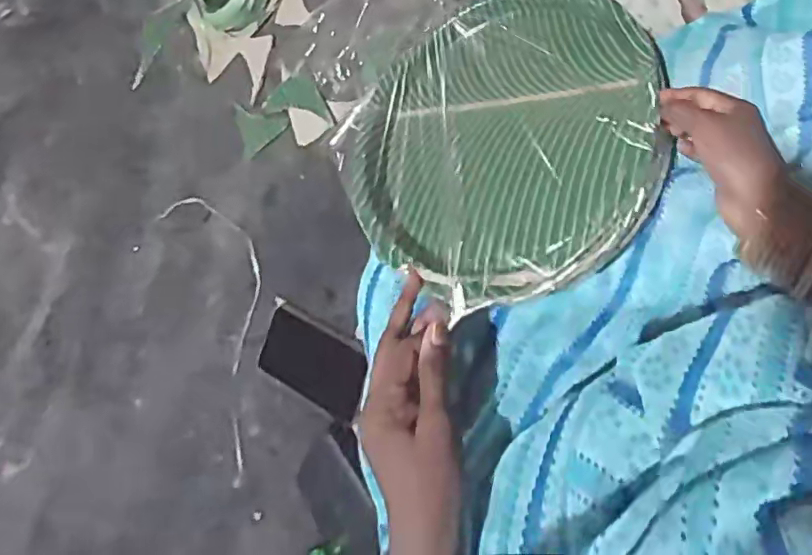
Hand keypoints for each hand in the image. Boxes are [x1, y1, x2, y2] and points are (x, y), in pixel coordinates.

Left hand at [359, 270, 460, 554]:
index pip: (395, 349)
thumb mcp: (437, 424)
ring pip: (399, 365)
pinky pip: (407, 382)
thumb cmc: (432, 481)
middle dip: (406, 317)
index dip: (411, 316)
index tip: (424, 284)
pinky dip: (420, 361)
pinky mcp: (398, 424)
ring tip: (433, 307)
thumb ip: (434, 373)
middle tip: (421, 282)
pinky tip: (433, 346)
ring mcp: (385, 415)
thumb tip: (436, 324)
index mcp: (378, 405)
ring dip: (415, 337)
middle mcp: (374, 405)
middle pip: (390, 351)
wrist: (426, 533)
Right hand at [659, 88, 811, 290]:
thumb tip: (664, 106)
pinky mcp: (725, 166)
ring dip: (682, 129)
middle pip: (701, 112)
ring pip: (701, 131)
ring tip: (665, 132)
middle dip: (679, 112)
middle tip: (657, 118)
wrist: (754, 199)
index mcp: (735, 108)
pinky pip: (703, 150)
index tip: (656, 99)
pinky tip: (680, 149)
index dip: (678, 94)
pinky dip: (690, 147)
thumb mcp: (703, 124)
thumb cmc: (731, 154)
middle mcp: (735, 124)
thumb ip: (680, 111)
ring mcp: (731, 146)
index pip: (701, 94)